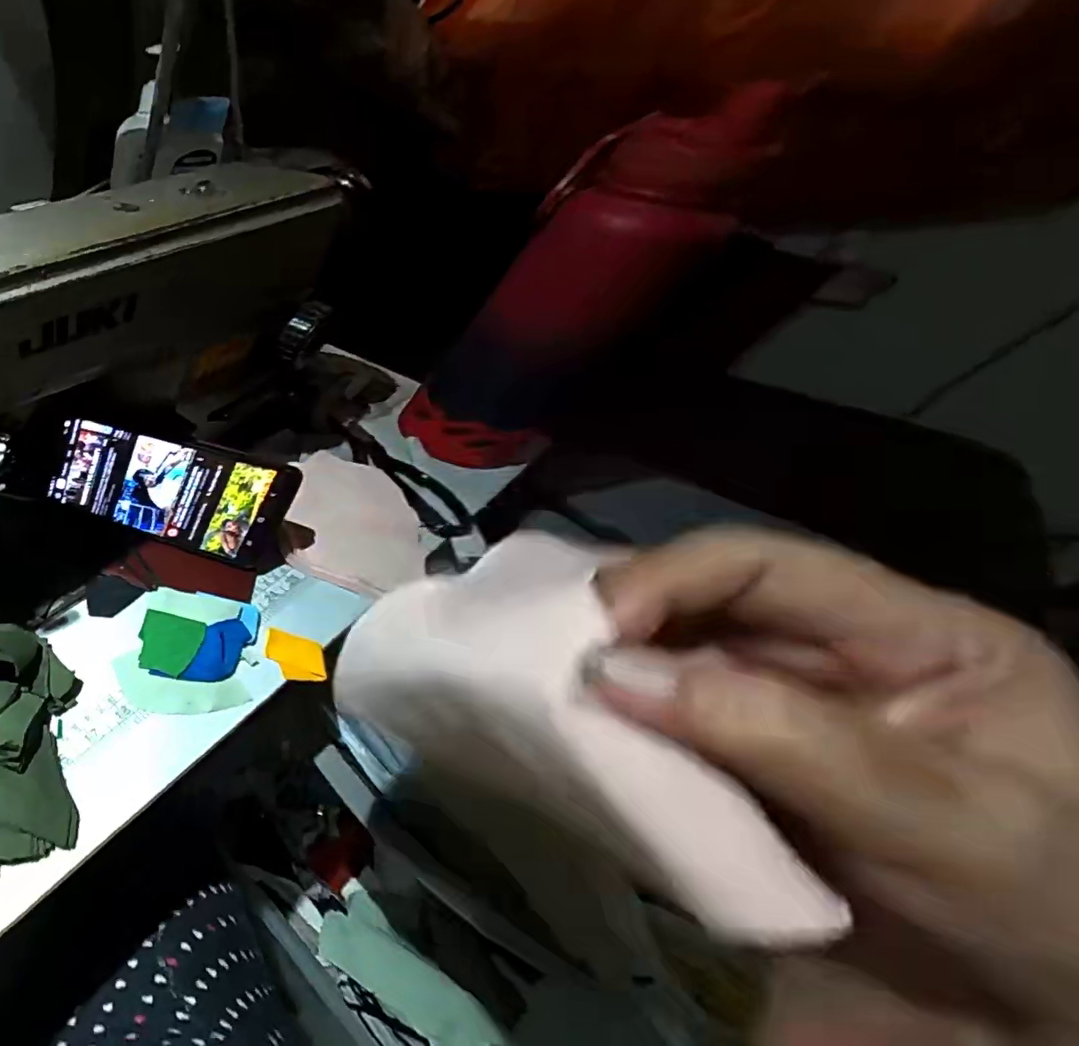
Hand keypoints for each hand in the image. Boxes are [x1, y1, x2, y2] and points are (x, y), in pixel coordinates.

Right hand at [589, 528, 1078, 1040]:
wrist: (999, 1031)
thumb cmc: (1023, 923)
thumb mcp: (942, 827)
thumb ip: (785, 738)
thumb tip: (609, 670)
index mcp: (907, 636)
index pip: (761, 564)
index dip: (667, 576)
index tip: (597, 628)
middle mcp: (816, 653)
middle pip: (687, 598)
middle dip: (612, 619)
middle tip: (549, 655)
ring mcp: (754, 702)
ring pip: (649, 651)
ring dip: (594, 666)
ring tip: (541, 684)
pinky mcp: (707, 747)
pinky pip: (635, 711)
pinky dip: (593, 713)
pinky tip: (561, 721)